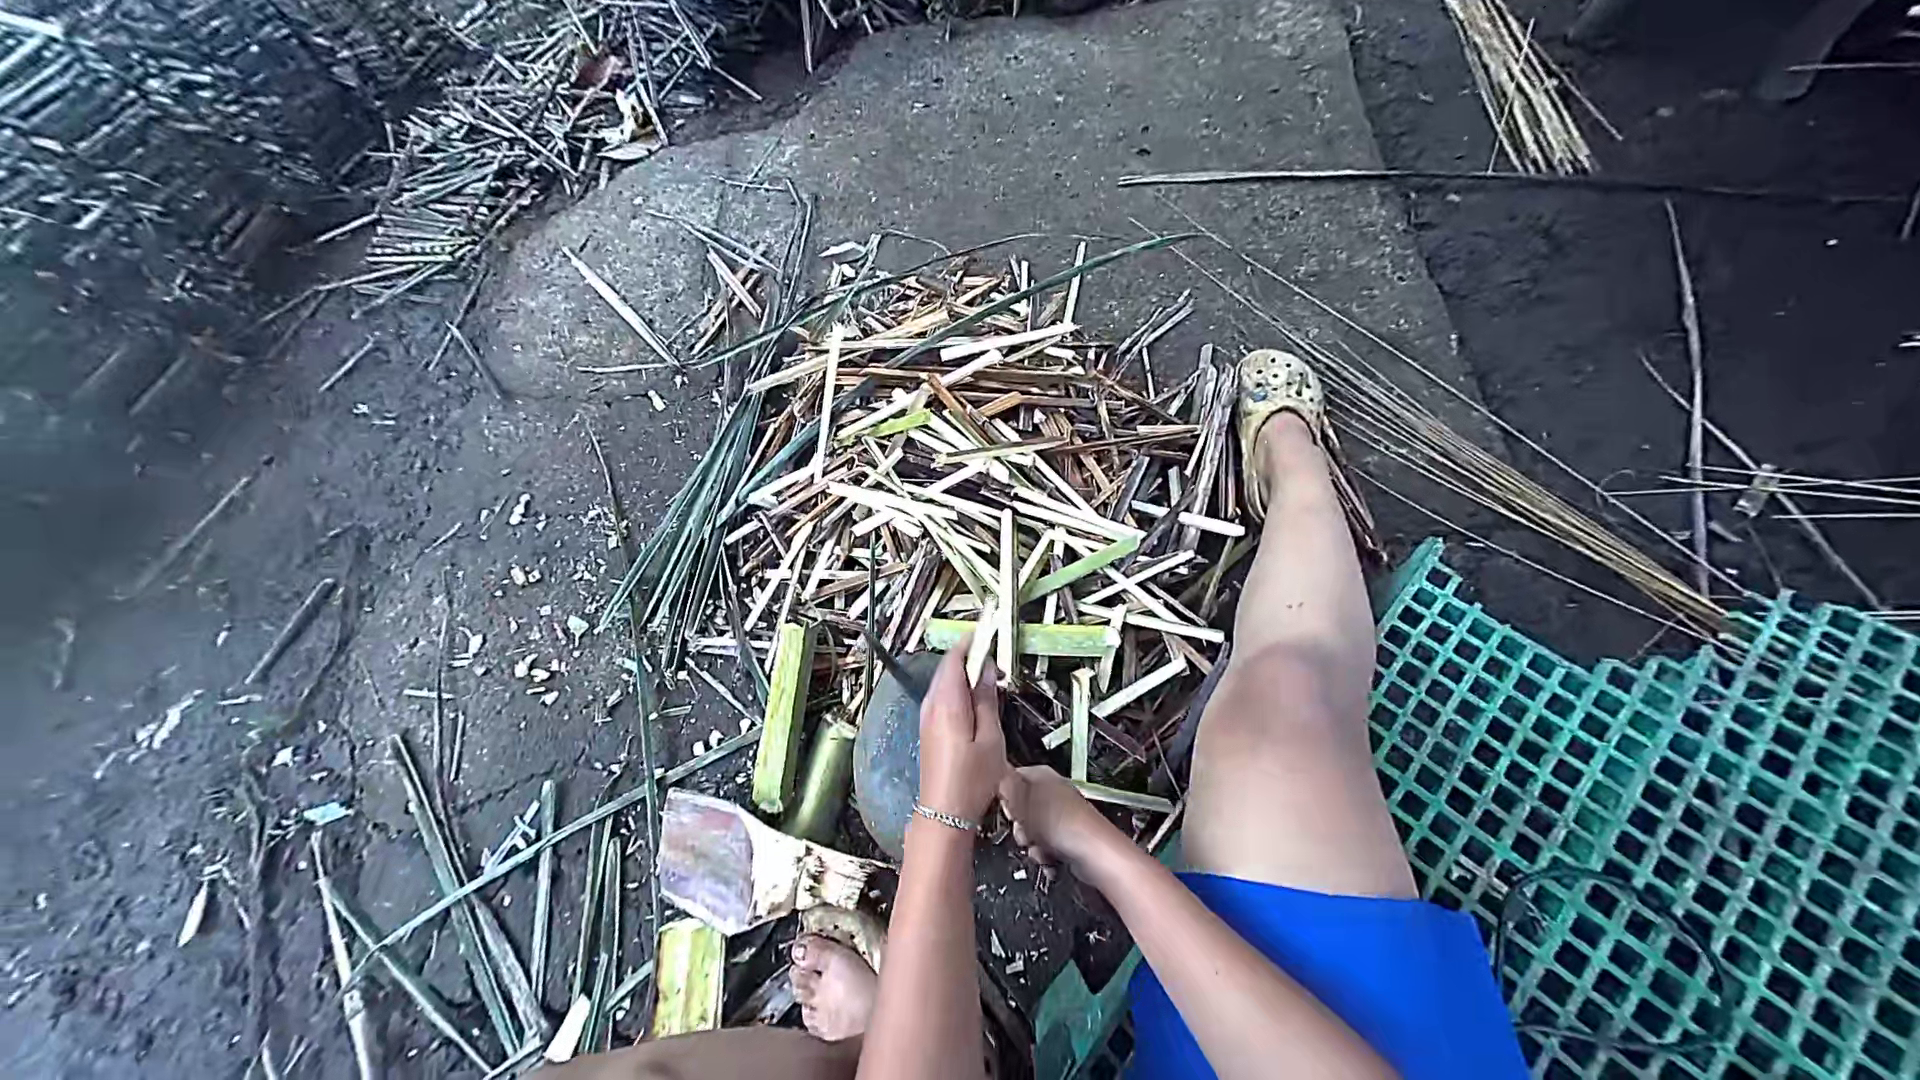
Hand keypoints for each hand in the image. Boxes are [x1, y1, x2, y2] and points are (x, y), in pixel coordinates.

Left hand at [916, 645, 1006, 823]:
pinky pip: (942, 697)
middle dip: (970, 657)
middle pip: (948, 667)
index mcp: (947, 703)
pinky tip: (975, 701)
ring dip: (965, 675)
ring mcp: (927, 716)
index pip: (955, 659)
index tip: (987, 633)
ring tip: (989, 680)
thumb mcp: (990, 737)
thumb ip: (987, 700)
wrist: (945, 812)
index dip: (971, 643)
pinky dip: (958, 690)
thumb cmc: (971, 779)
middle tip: (994, 659)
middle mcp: (932, 705)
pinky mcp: (928, 727)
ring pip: (945, 682)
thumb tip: (987, 671)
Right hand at [997, 765, 1123, 875]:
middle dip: (1019, 826)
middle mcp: (1051, 790)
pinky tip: (1048, 859)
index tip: (1005, 811)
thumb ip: (1005, 789)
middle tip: (1025, 833)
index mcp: (1040, 775)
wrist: (1094, 852)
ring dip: (1031, 843)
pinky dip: (1044, 852)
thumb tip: (996, 779)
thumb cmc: (1058, 822)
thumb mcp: (1023, 802)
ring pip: (1031, 829)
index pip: (1011, 779)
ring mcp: (1060, 813)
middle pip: (1020, 807)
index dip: (1004, 797)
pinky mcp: (1067, 834)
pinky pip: (1045, 842)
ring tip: (1038, 849)